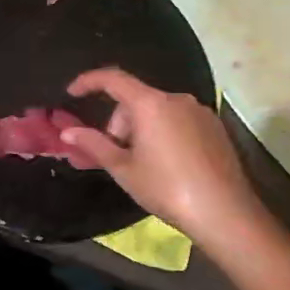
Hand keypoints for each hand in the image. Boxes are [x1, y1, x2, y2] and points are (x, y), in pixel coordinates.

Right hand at [62, 68, 268, 242]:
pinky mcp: (213, 126)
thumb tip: (67, 132)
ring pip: (155, 111)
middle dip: (118, 124)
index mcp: (150, 104)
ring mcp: (199, 111)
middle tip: (114, 157)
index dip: (88, 81)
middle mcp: (176, 99)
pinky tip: (164, 163)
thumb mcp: (122, 168)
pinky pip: (176, 120)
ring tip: (140, 164)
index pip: (113, 79)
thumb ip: (93, 144)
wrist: (222, 210)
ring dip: (139, 130)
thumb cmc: (165, 187)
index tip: (72, 92)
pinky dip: (161, 133)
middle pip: (135, 100)